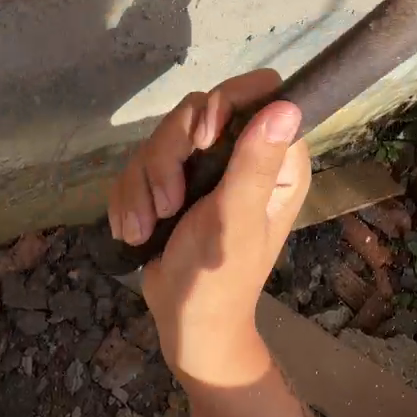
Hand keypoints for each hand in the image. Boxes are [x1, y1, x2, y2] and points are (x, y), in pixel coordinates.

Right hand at [107, 70, 307, 388]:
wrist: (184, 326)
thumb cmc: (219, 279)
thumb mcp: (235, 221)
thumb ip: (255, 164)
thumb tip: (287, 105)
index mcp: (277, 158)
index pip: (259, 91)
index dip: (225, 102)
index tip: (202, 139)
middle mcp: (245, 152)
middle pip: (195, 110)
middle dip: (168, 159)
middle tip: (168, 206)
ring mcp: (207, 165)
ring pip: (161, 136)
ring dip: (143, 186)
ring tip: (147, 229)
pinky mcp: (174, 179)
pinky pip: (138, 162)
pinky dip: (129, 197)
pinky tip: (135, 231)